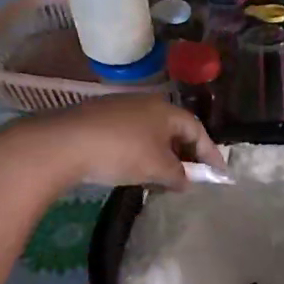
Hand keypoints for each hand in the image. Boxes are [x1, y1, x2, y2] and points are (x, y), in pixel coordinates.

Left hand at [12, 95, 221, 188]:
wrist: (64, 143)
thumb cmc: (122, 152)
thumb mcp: (158, 168)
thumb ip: (179, 175)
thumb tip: (186, 181)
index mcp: (167, 110)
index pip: (198, 130)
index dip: (210, 153)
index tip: (219, 174)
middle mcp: (146, 103)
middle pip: (175, 129)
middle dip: (186, 154)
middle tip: (192, 176)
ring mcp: (120, 108)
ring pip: (152, 133)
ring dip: (162, 155)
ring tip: (164, 177)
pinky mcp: (99, 118)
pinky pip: (131, 136)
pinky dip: (141, 152)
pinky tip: (135, 170)